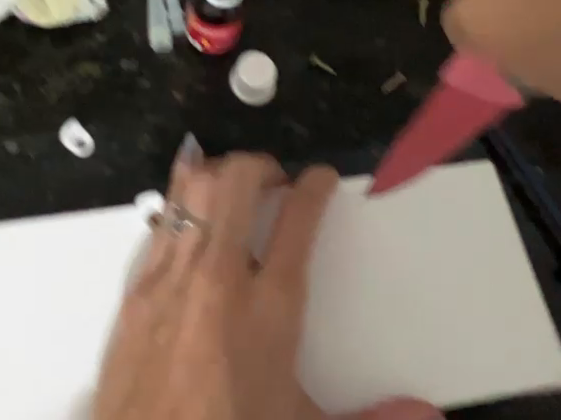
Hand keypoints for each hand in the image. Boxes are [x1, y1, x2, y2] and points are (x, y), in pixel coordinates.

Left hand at [93, 139, 440, 419]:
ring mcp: (170, 280)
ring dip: (217, 174)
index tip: (321, 179)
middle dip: (261, 166)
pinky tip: (188, 209)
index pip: (298, 221)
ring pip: (193, 190)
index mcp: (269, 312)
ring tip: (234, 184)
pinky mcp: (134, 292)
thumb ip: (369, 416)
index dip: (314, 187)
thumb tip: (426, 413)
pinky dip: (178, 203)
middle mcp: (218, 281)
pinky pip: (159, 222)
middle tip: (276, 180)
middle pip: (238, 183)